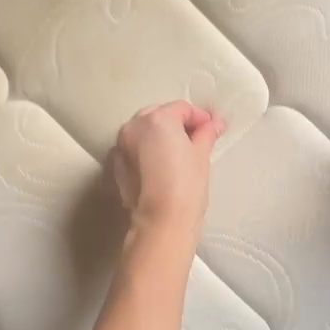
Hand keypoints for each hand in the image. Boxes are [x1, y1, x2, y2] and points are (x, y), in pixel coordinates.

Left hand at [109, 102, 225, 255]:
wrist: (161, 220)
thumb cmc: (186, 183)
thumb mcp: (201, 154)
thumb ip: (206, 133)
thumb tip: (215, 124)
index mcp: (157, 119)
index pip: (182, 109)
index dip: (200, 117)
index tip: (213, 129)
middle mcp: (133, 127)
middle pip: (158, 115)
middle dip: (177, 123)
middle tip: (196, 138)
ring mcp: (120, 146)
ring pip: (143, 131)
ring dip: (160, 135)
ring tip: (178, 152)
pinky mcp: (114, 165)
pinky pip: (133, 148)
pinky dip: (146, 149)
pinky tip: (160, 165)